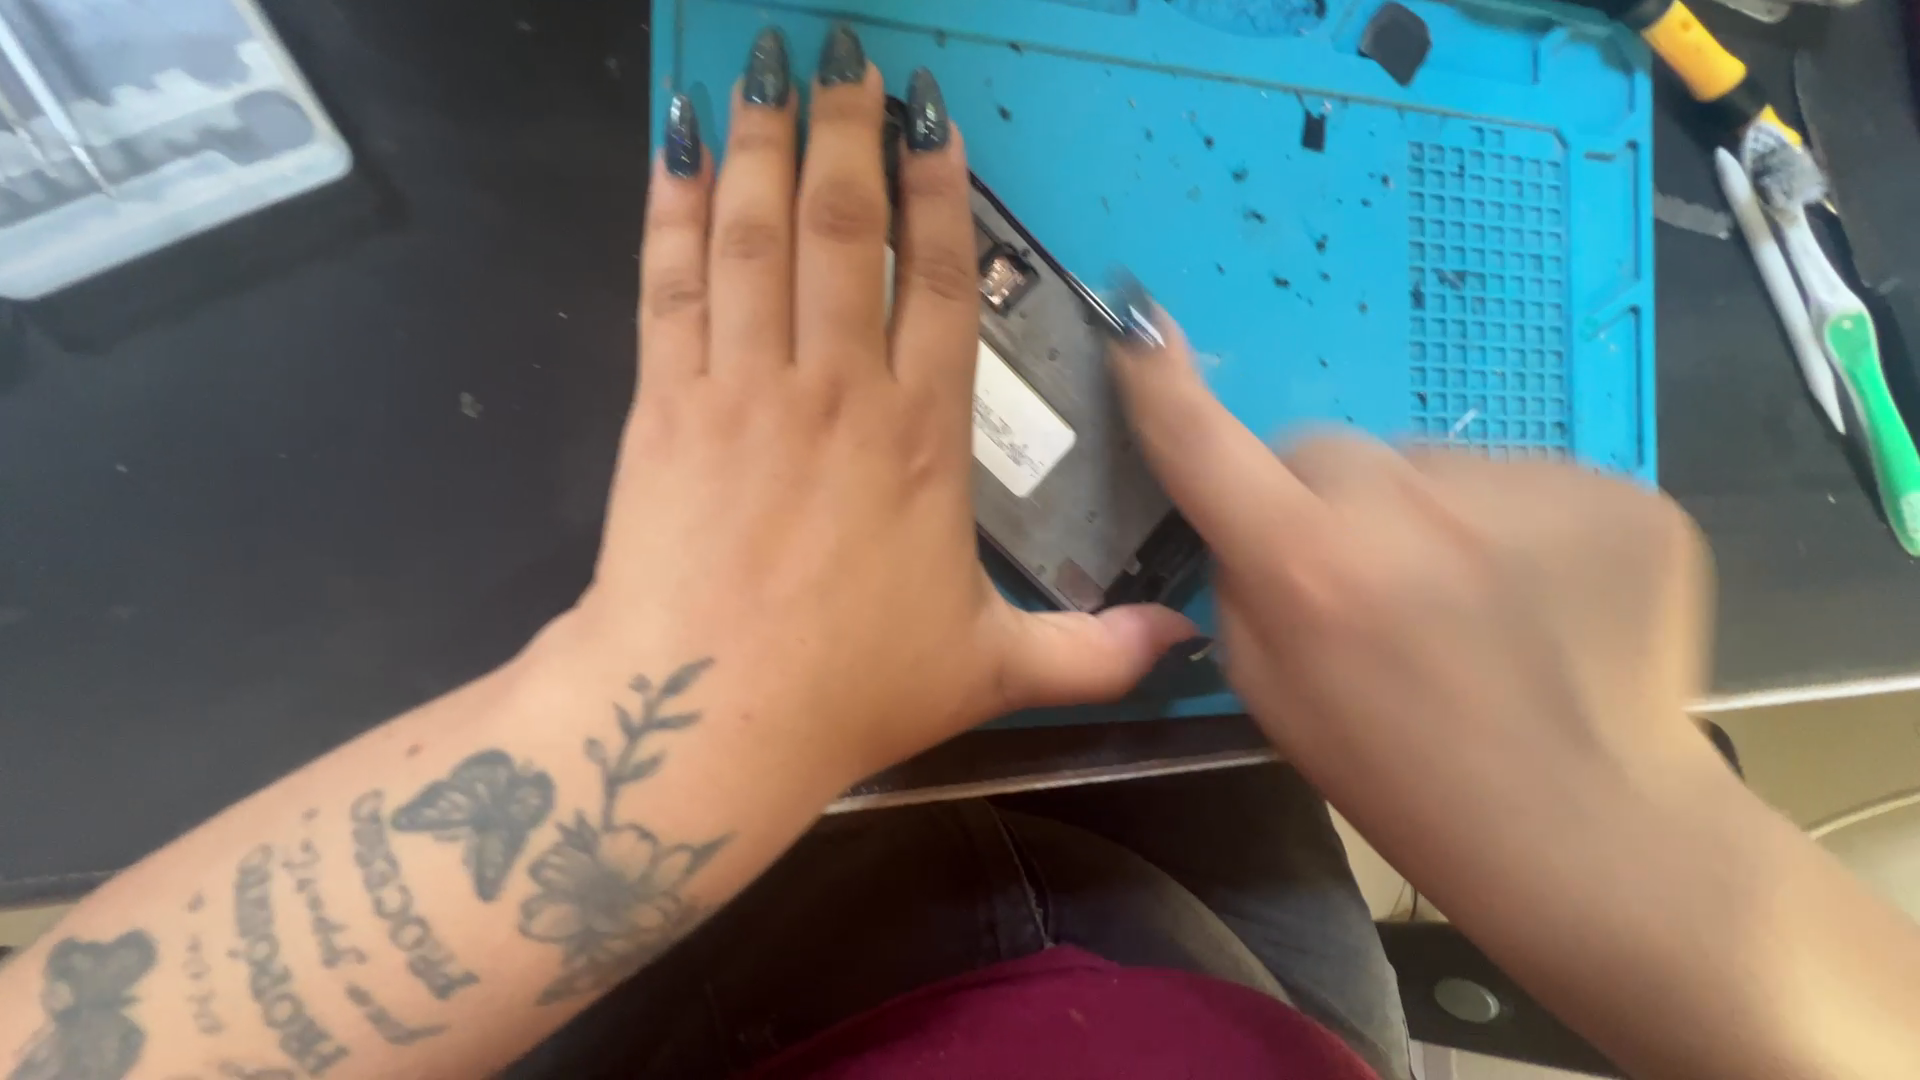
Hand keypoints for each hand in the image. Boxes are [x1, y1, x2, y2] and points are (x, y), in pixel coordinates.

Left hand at [569, 29, 1193, 787]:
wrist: (706, 718)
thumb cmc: (852, 692)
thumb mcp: (991, 674)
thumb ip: (1094, 654)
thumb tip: (1186, 644)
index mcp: (922, 440)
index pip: (942, 285)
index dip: (939, 195)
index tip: (932, 122)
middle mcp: (836, 393)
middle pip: (844, 232)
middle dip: (844, 134)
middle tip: (841, 56)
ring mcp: (743, 392)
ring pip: (756, 239)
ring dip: (764, 147)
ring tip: (763, 71)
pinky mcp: (664, 408)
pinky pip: (671, 285)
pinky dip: (674, 210)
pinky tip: (679, 149)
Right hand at [1104, 279, 1717, 842]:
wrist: (1585, 825)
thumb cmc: (1391, 771)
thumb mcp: (1265, 687)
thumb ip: (1237, 580)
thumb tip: (1245, 513)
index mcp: (1307, 566)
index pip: (1205, 444)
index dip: (1163, 385)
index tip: (1139, 329)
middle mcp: (1408, 507)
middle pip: (1321, 449)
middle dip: (1315, 496)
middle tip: (1353, 578)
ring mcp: (1525, 489)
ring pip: (1419, 464)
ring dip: (1413, 513)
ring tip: (1455, 600)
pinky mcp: (1615, 490)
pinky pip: (1509, 479)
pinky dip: (1498, 523)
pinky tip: (1526, 594)